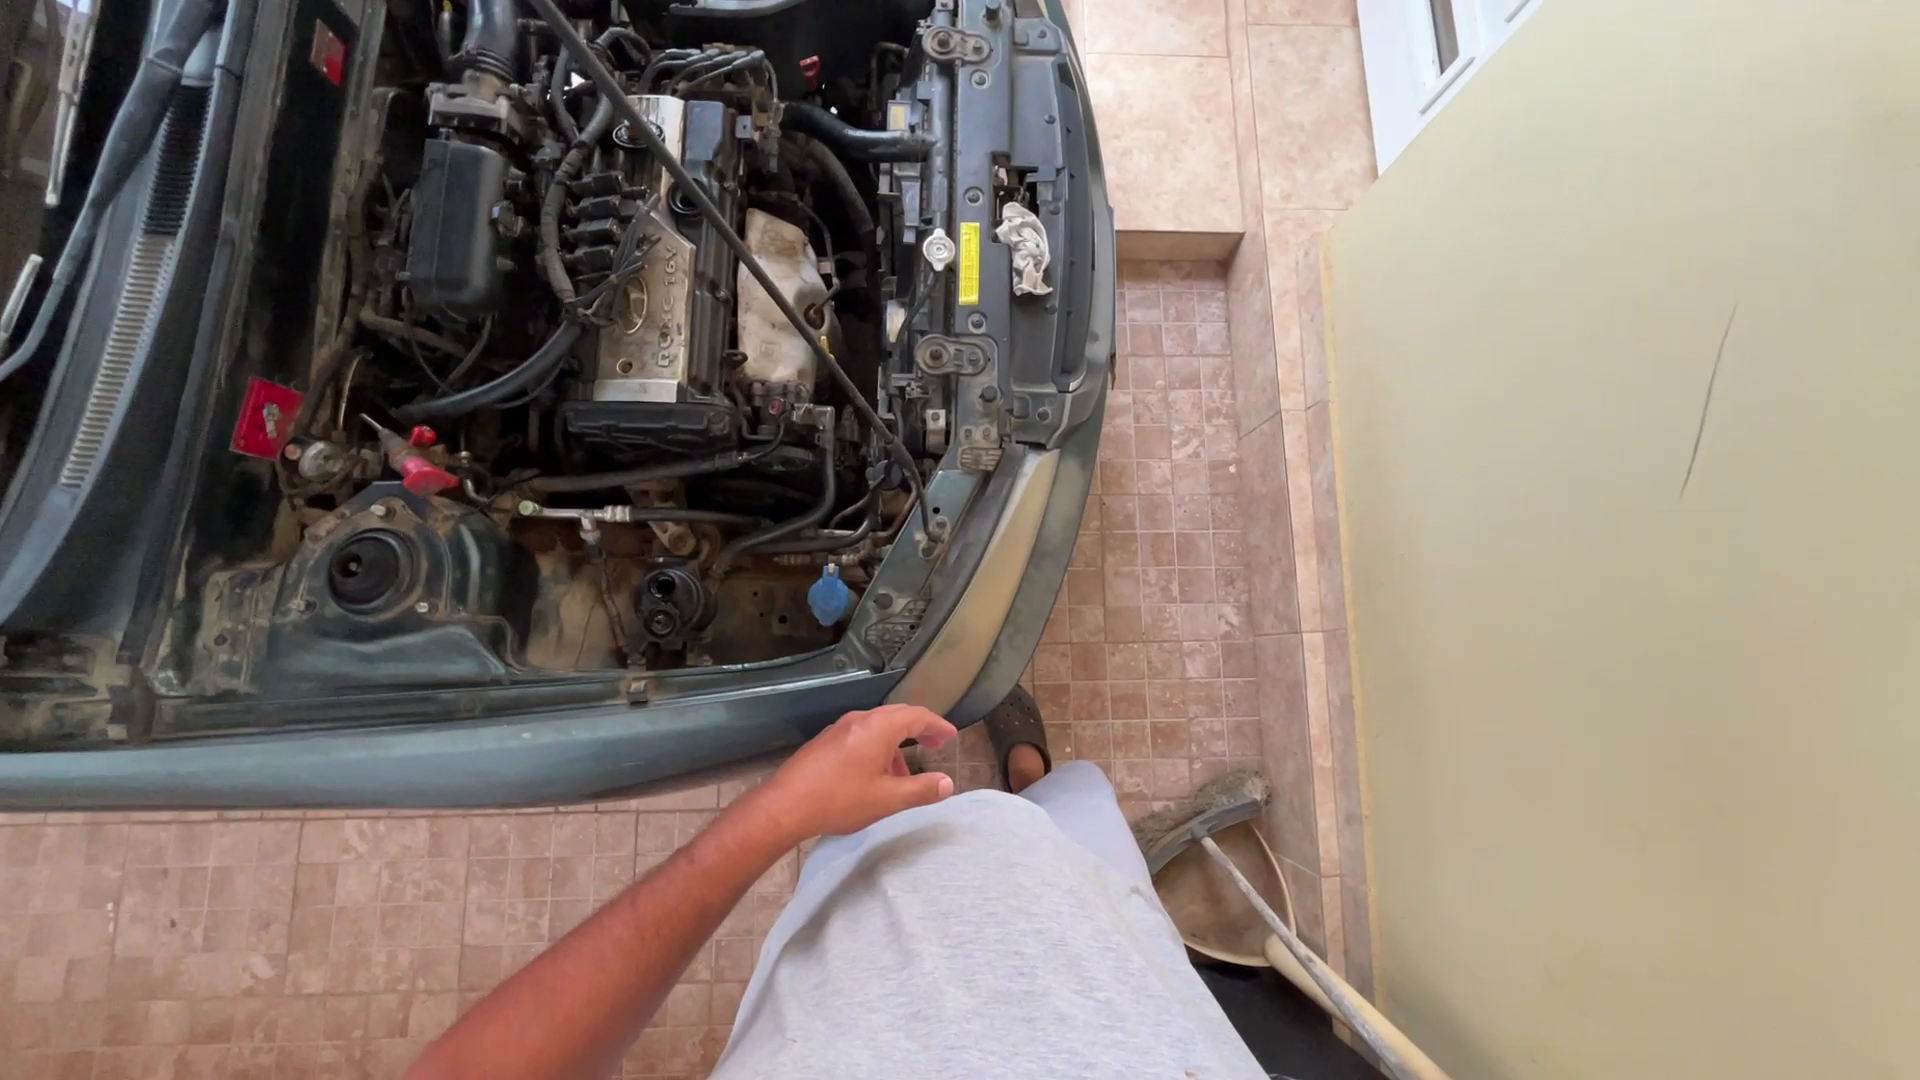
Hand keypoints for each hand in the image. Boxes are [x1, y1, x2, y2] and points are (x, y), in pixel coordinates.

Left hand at [752, 704, 958, 842]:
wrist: (785, 805)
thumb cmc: (840, 800)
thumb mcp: (887, 799)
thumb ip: (920, 790)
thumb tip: (947, 783)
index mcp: (879, 727)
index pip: (917, 716)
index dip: (938, 725)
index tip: (951, 736)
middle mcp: (860, 720)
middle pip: (898, 715)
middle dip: (920, 728)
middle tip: (936, 744)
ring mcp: (840, 728)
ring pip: (878, 727)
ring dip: (897, 743)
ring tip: (905, 773)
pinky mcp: (826, 741)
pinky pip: (862, 735)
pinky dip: (878, 747)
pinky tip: (875, 774)